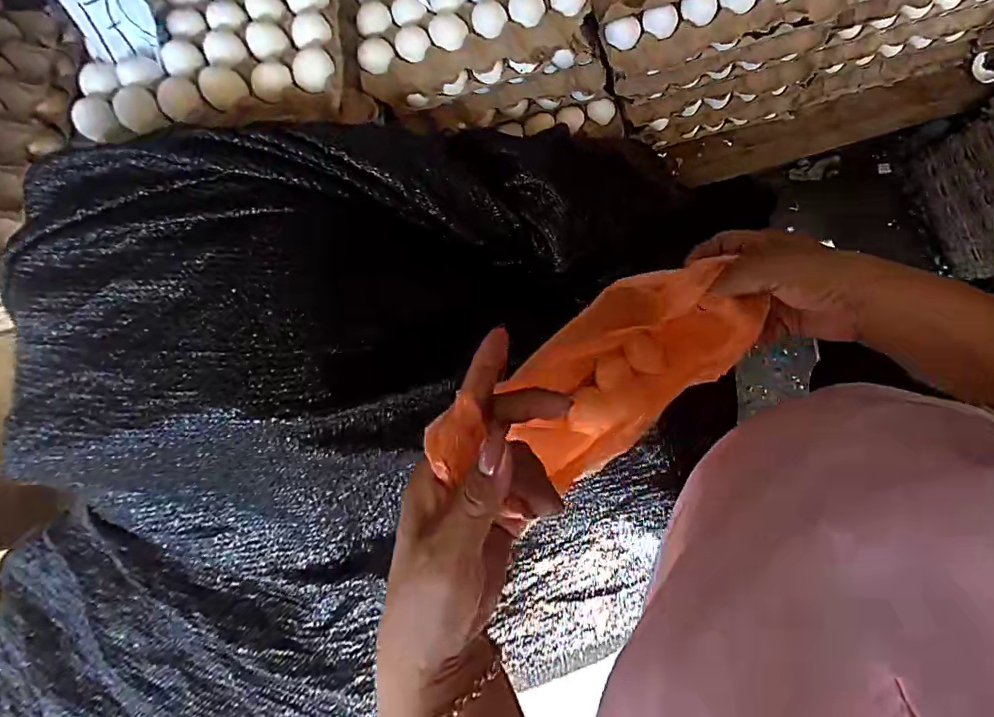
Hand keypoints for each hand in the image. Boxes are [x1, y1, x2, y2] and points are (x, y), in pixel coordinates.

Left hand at [377, 328, 568, 716]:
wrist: (436, 657)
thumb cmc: (427, 603)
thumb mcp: (450, 553)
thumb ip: (477, 495)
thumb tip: (500, 439)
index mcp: (435, 472)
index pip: (462, 412)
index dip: (482, 372)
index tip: (501, 335)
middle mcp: (456, 473)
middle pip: (496, 425)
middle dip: (528, 414)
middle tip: (566, 410)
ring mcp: (476, 493)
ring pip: (517, 459)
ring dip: (537, 478)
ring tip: (546, 511)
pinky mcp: (494, 514)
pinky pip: (524, 486)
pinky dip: (537, 496)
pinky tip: (540, 517)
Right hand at [690, 229, 886, 342]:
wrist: (856, 300)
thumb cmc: (808, 273)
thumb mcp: (763, 267)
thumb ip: (729, 277)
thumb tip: (701, 292)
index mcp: (759, 244)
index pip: (722, 244)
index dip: (701, 256)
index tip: (683, 278)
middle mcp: (766, 266)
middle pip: (730, 277)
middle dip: (711, 293)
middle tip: (690, 312)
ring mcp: (778, 293)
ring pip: (744, 305)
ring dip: (729, 317)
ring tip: (707, 332)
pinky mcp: (789, 319)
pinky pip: (762, 327)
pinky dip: (750, 336)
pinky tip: (735, 346)